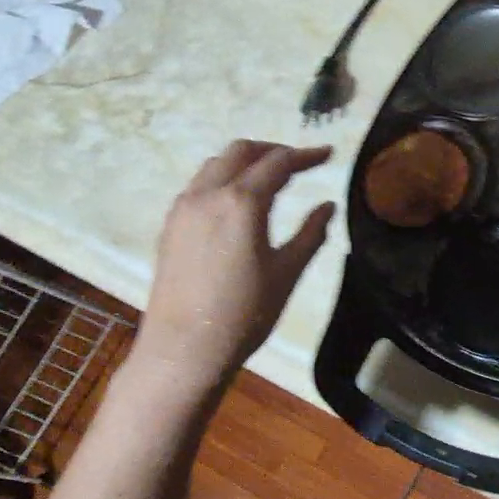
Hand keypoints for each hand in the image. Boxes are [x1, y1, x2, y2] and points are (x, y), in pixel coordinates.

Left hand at [136, 141, 336, 386]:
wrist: (185, 348)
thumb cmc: (245, 313)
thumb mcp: (287, 273)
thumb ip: (311, 233)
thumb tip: (327, 206)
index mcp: (242, 203)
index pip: (278, 163)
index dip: (305, 156)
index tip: (328, 154)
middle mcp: (208, 194)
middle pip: (240, 151)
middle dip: (272, 150)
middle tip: (299, 162)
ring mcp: (183, 208)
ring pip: (215, 165)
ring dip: (245, 162)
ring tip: (269, 177)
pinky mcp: (170, 225)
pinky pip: (199, 185)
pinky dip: (224, 179)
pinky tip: (238, 201)